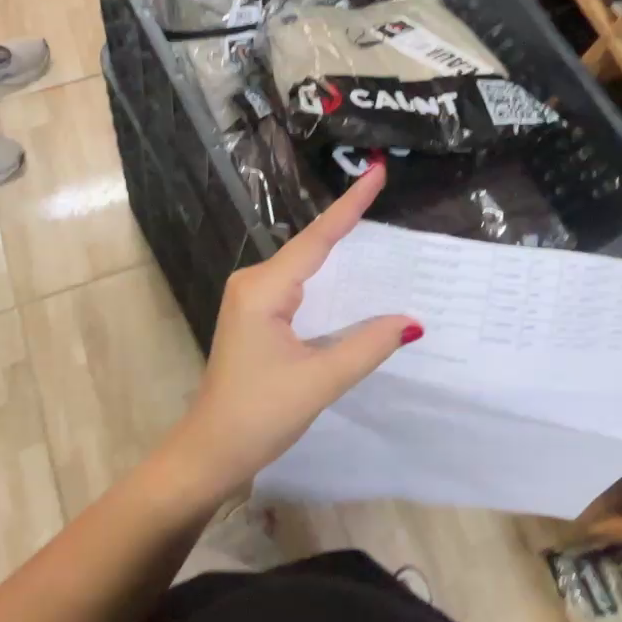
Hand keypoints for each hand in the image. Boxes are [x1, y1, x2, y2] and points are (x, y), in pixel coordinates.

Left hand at [160, 165, 420, 499]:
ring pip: (304, 267)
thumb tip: (411, 321)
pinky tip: (351, 279)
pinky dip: (327, 280)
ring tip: (379, 228)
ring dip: (339, 253)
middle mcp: (254, 283)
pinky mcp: (255, 317)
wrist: (210, 450)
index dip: (349, 205)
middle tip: (387, 193)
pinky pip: (298, 287)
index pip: (317, 239)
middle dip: (348, 222)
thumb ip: (366, 346)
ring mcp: (251, 299)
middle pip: (310, 247)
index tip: (375, 171)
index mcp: (264, 289)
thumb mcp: (319, 381)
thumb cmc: (259, 414)